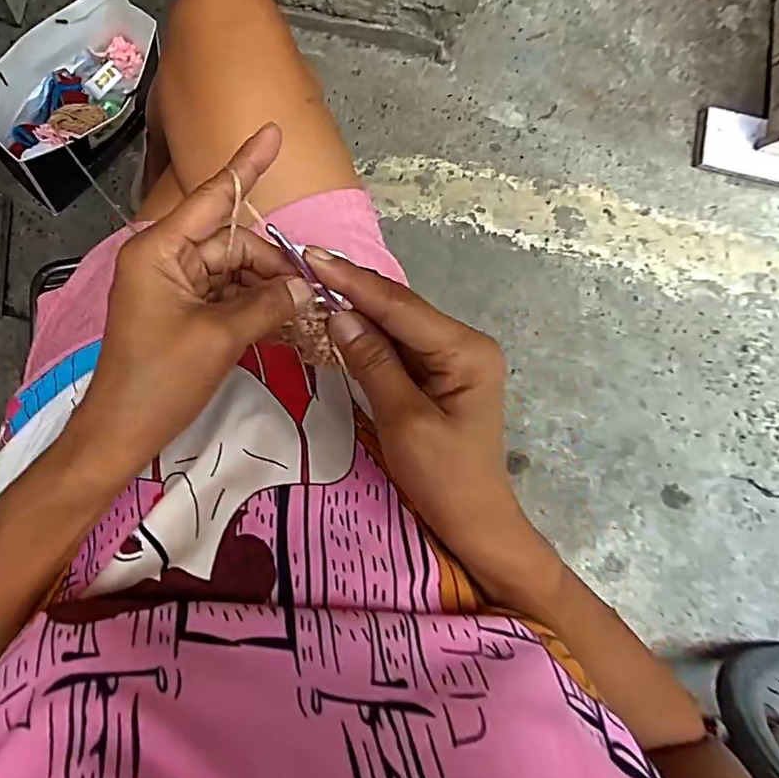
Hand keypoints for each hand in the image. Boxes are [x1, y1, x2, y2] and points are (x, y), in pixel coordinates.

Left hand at [66, 125, 313, 480]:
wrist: (122, 430)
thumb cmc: (160, 381)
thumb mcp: (220, 338)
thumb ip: (267, 305)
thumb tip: (306, 287)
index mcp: (159, 250)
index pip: (212, 198)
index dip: (246, 165)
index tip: (274, 131)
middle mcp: (161, 257)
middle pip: (229, 242)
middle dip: (270, 263)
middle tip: (309, 292)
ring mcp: (168, 283)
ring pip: (230, 269)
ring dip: (264, 287)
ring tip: (299, 311)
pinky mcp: (177, 308)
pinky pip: (221, 293)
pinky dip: (249, 303)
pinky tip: (280, 318)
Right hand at [306, 251, 562, 609]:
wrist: (473, 521)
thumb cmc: (443, 477)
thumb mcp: (404, 420)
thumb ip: (372, 362)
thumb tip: (338, 313)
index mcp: (465, 351)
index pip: (399, 307)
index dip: (353, 281)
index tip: (312, 257)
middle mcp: (462, 343)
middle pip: (398, 306)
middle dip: (351, 284)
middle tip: (305, 260)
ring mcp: (449, 355)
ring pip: (394, 320)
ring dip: (354, 302)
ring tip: (313, 277)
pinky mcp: (433, 369)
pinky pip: (393, 340)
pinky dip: (363, 327)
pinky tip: (338, 312)